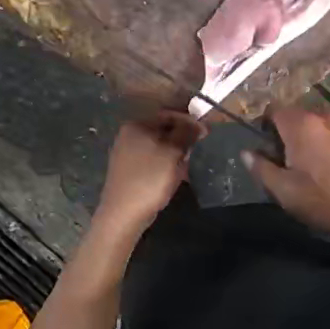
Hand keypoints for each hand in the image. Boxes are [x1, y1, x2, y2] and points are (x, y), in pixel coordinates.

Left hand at [96, 111, 205, 232]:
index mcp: (136, 126)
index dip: (189, 122)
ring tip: (189, 164)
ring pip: (160, 146)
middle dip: (183, 139)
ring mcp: (128, 154)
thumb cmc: (150, 179)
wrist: (123, 214)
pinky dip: (167, 164)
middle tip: (198, 149)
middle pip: (164, 130)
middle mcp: (129, 136)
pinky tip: (177, 176)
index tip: (206, 133)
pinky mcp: (130, 171)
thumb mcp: (173, 152)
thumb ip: (186, 133)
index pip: (168, 114)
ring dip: (177, 153)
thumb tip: (198, 123)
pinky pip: (154, 160)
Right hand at [246, 108, 329, 234]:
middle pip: (299, 119)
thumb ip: (263, 170)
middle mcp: (325, 117)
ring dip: (315, 144)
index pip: (274, 110)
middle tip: (290, 167)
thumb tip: (248, 153)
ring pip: (322, 129)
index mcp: (301, 125)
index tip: (266, 150)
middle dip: (290, 137)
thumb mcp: (288, 193)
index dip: (265, 127)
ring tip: (317, 173)